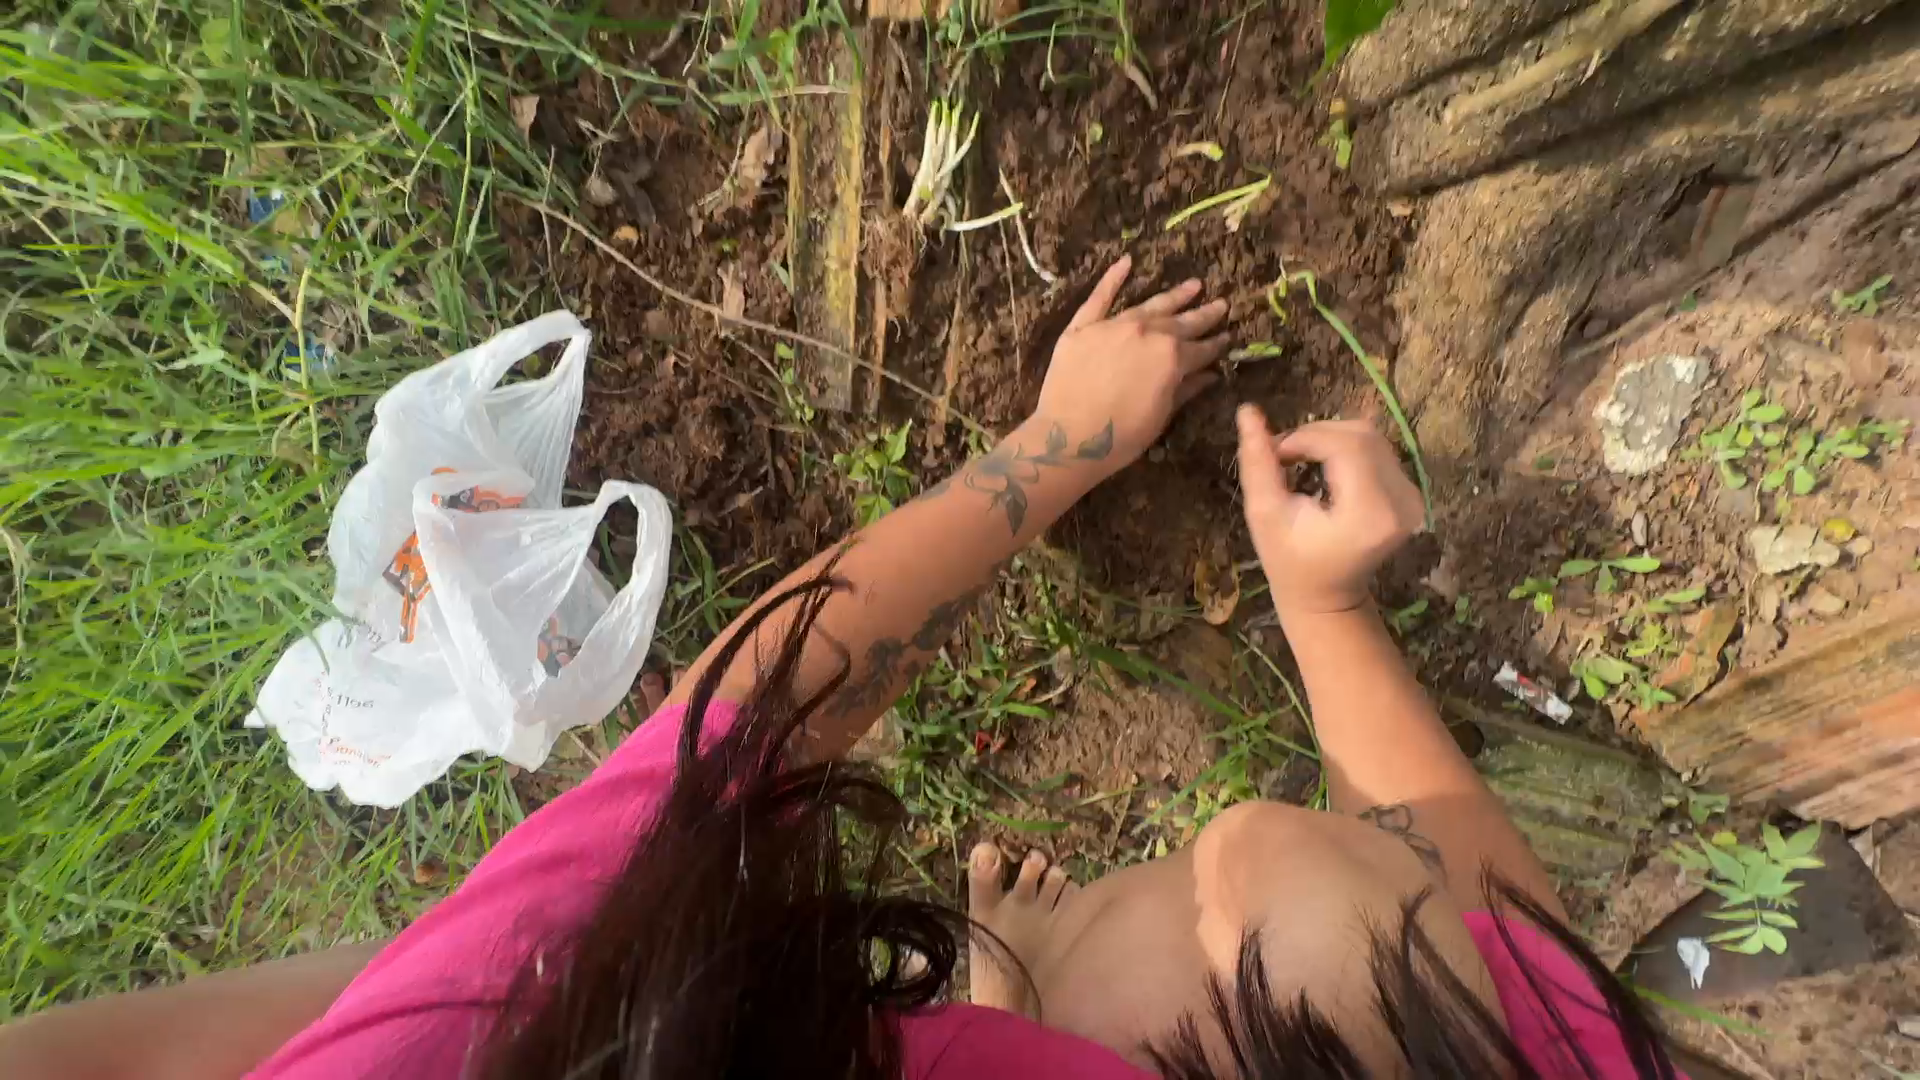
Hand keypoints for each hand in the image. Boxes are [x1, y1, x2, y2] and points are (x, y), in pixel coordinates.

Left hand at [1033, 255, 1228, 472]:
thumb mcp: (1160, 417)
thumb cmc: (1120, 437)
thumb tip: (1208, 375)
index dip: (1214, 345)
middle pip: (1180, 322)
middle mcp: (1147, 333)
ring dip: (1173, 296)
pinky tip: (1126, 262)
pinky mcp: (1083, 327)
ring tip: (1193, 285)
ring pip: (1148, 306)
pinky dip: (1112, 278)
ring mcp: (1113, 326)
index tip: (1226, 338)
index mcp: (1171, 358)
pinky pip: (1099, 297)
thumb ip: (1184, 390)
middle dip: (1202, 314)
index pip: (1200, 349)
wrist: (1067, 438)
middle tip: (1220, 304)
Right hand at [1235, 406, 1424, 617]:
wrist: (1325, 595)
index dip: (1305, 437)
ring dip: (1329, 438)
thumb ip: (1257, 463)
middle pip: (1361, 435)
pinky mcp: (1412, 493)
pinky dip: (1345, 448)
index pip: (1344, 446)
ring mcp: (1413, 497)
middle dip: (1315, 434)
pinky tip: (1322, 467)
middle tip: (1282, 454)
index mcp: (1369, 512)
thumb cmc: (1288, 560)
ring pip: (1371, 436)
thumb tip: (1247, 411)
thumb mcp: (1264, 514)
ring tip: (1299, 459)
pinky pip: (1379, 450)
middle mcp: (1402, 501)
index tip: (1274, 452)